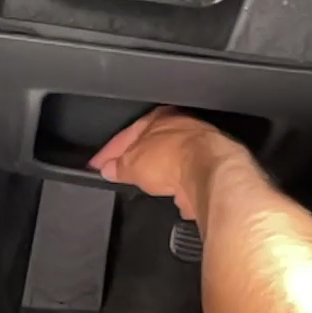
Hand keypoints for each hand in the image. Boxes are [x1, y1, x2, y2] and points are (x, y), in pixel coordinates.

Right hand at [89, 107, 259, 222]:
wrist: (209, 172)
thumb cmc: (175, 156)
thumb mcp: (130, 165)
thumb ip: (117, 167)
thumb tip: (111, 170)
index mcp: (156, 118)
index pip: (126, 135)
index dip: (109, 153)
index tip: (99, 165)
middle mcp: (180, 126)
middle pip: (150, 144)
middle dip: (135, 160)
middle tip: (120, 174)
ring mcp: (199, 146)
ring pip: (171, 159)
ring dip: (159, 173)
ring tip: (148, 186)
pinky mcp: (212, 166)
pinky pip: (188, 176)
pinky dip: (179, 184)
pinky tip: (173, 194)